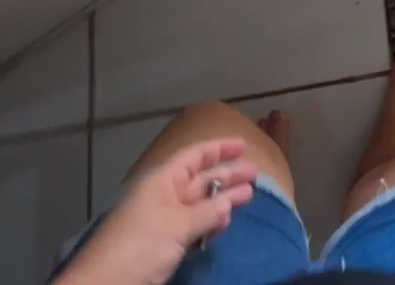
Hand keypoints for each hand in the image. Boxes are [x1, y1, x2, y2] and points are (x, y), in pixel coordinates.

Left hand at [59, 140, 257, 284]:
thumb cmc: (139, 248)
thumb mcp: (178, 226)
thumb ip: (208, 212)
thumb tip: (230, 203)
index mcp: (162, 181)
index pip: (195, 156)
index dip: (220, 148)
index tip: (244, 146)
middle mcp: (162, 196)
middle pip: (200, 179)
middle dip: (227, 176)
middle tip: (255, 176)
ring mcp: (160, 222)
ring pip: (197, 204)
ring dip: (221, 201)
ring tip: (246, 199)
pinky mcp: (159, 246)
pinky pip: (190, 226)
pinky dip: (207, 224)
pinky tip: (222, 225)